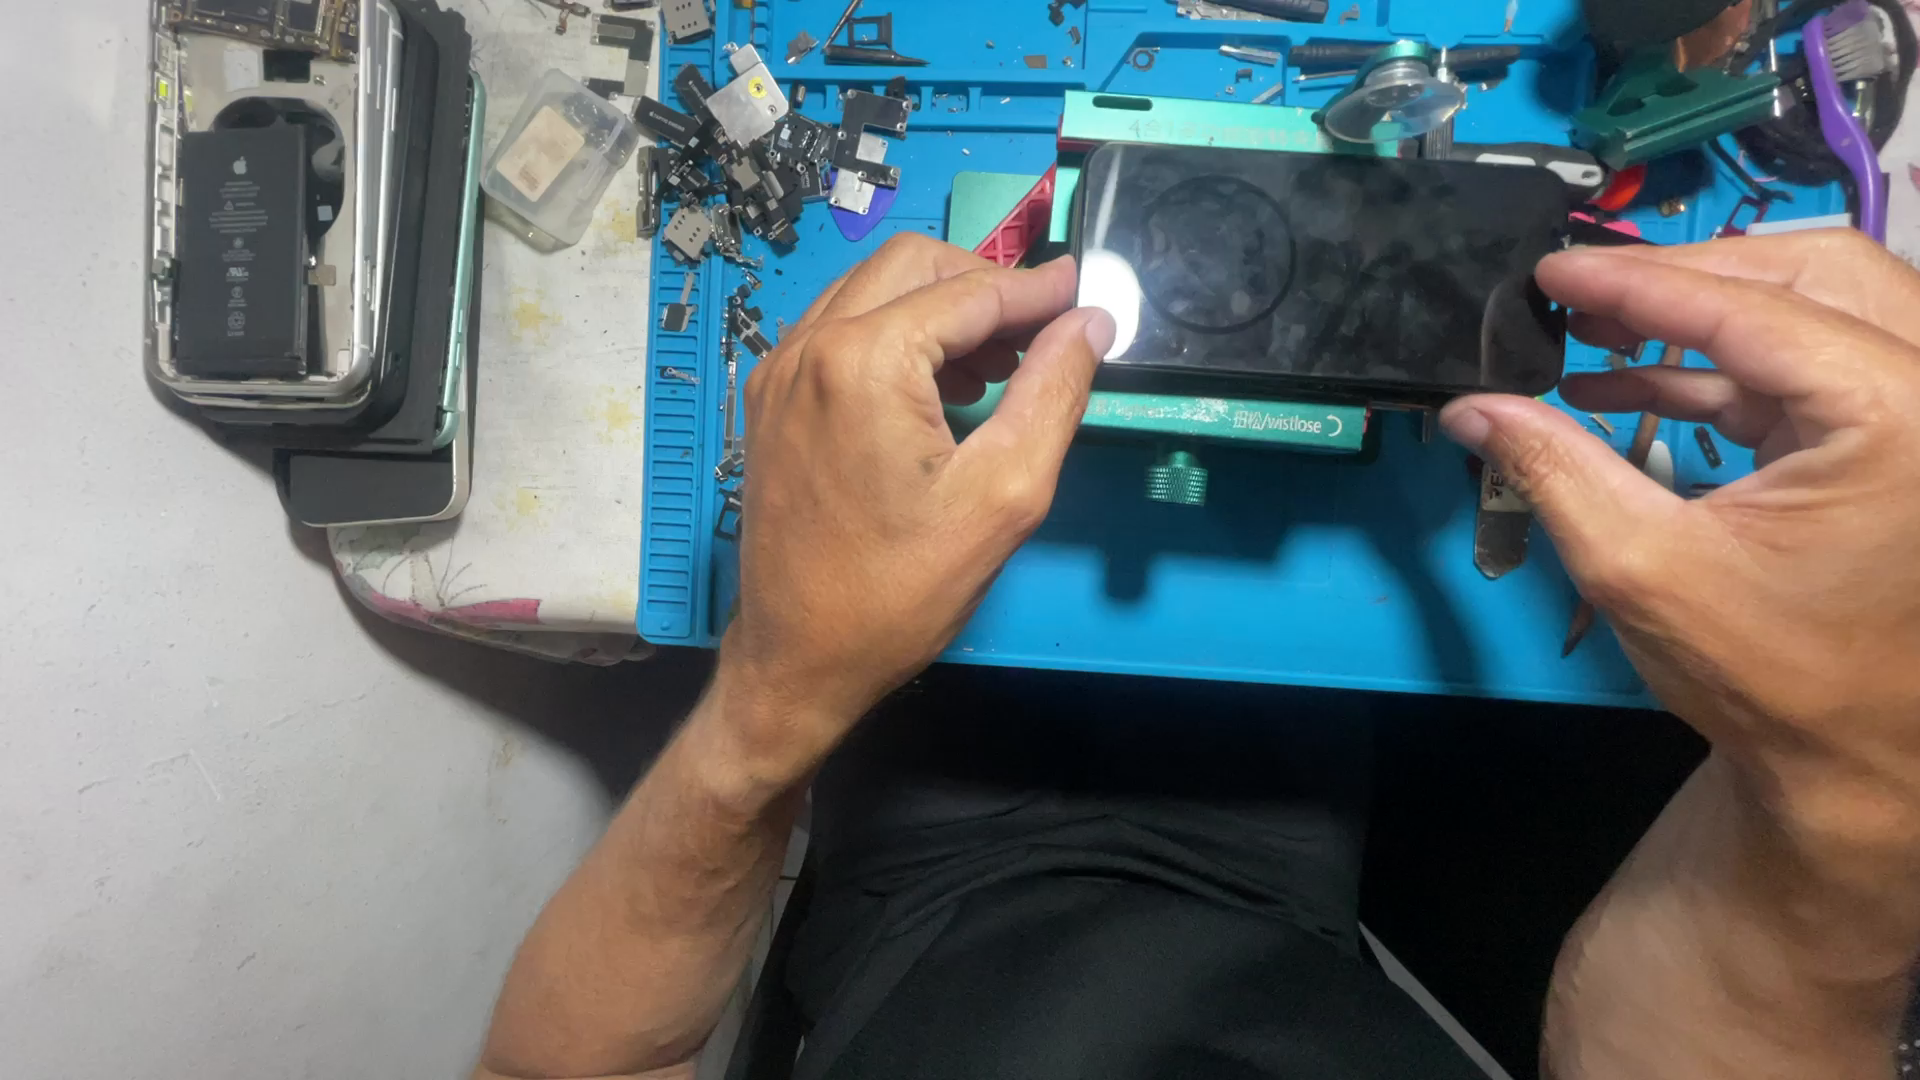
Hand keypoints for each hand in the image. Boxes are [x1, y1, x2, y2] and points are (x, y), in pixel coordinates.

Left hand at [716, 236, 1115, 770]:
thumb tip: (1088, 324)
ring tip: (993, 367)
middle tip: (1038, 334)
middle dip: (984, 287)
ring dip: (940, 309)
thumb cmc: (902, 592)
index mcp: (862, 360)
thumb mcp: (1004, 497)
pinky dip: (896, 335)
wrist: (798, 659)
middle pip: (911, 265)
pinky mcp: (769, 399)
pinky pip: (841, 331)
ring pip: (872, 291)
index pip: (968, 292)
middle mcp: (808, 345)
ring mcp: (778, 370)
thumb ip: (1053, 395)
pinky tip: (935, 389)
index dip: (1036, 289)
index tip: (1084, 291)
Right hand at [1440, 231, 1919, 845]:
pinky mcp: (1892, 441)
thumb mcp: (1631, 562)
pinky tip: (1614, 386)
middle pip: (1814, 274)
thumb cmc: (1756, 664)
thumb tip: (1468, 407)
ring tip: (1586, 329)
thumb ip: (1546, 466)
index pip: (1752, 311)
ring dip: (1692, 314)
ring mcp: (1919, 416)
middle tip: (1575, 291)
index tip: (1550, 269)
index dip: (1638, 282)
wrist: (1858, 750)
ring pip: (1815, 308)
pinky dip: (1704, 368)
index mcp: (1900, 418)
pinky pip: (1798, 370)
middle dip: (1681, 275)